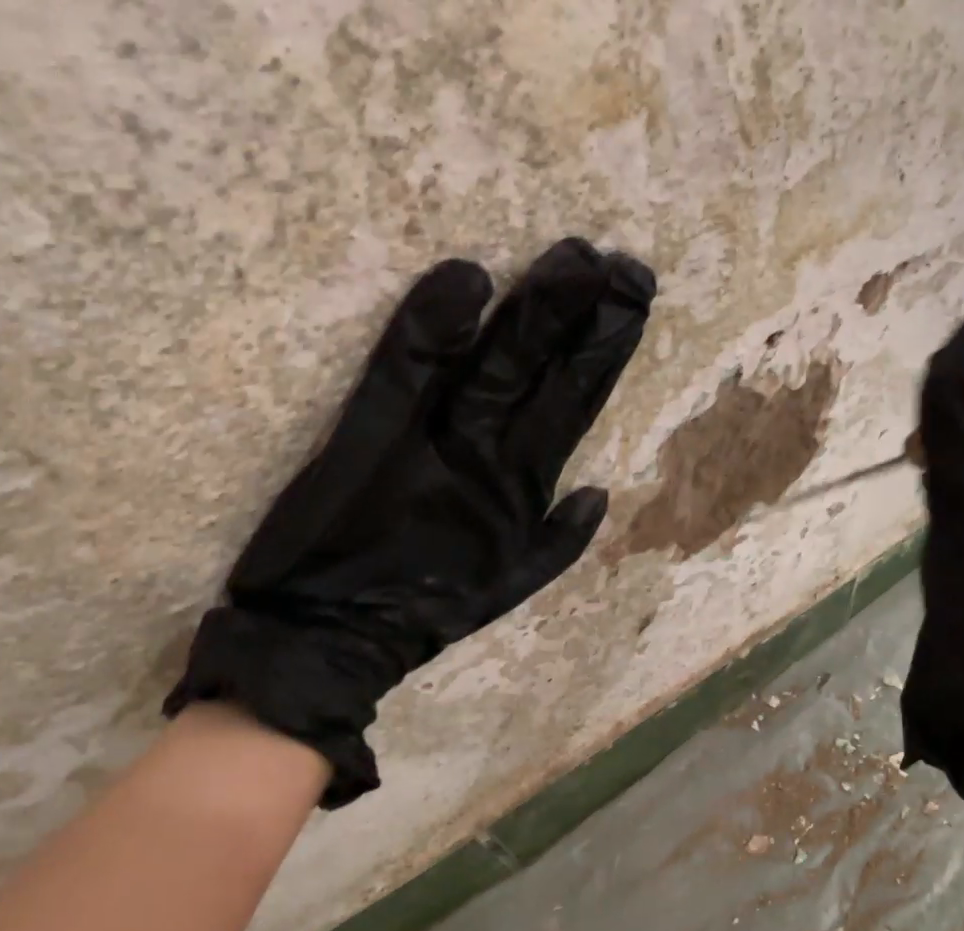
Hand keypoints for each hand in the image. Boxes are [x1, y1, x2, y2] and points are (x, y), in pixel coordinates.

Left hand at [166, 238, 656, 807]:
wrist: (332, 638)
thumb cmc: (419, 610)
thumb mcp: (508, 584)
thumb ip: (557, 540)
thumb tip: (602, 492)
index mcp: (522, 488)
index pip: (575, 401)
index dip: (605, 346)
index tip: (632, 295)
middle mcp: (491, 456)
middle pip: (545, 371)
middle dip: (585, 315)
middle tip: (623, 264)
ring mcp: (438, 441)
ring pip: (500, 363)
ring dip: (539, 310)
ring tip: (577, 258)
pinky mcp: (373, 431)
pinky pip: (407, 366)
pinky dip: (434, 325)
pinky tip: (468, 276)